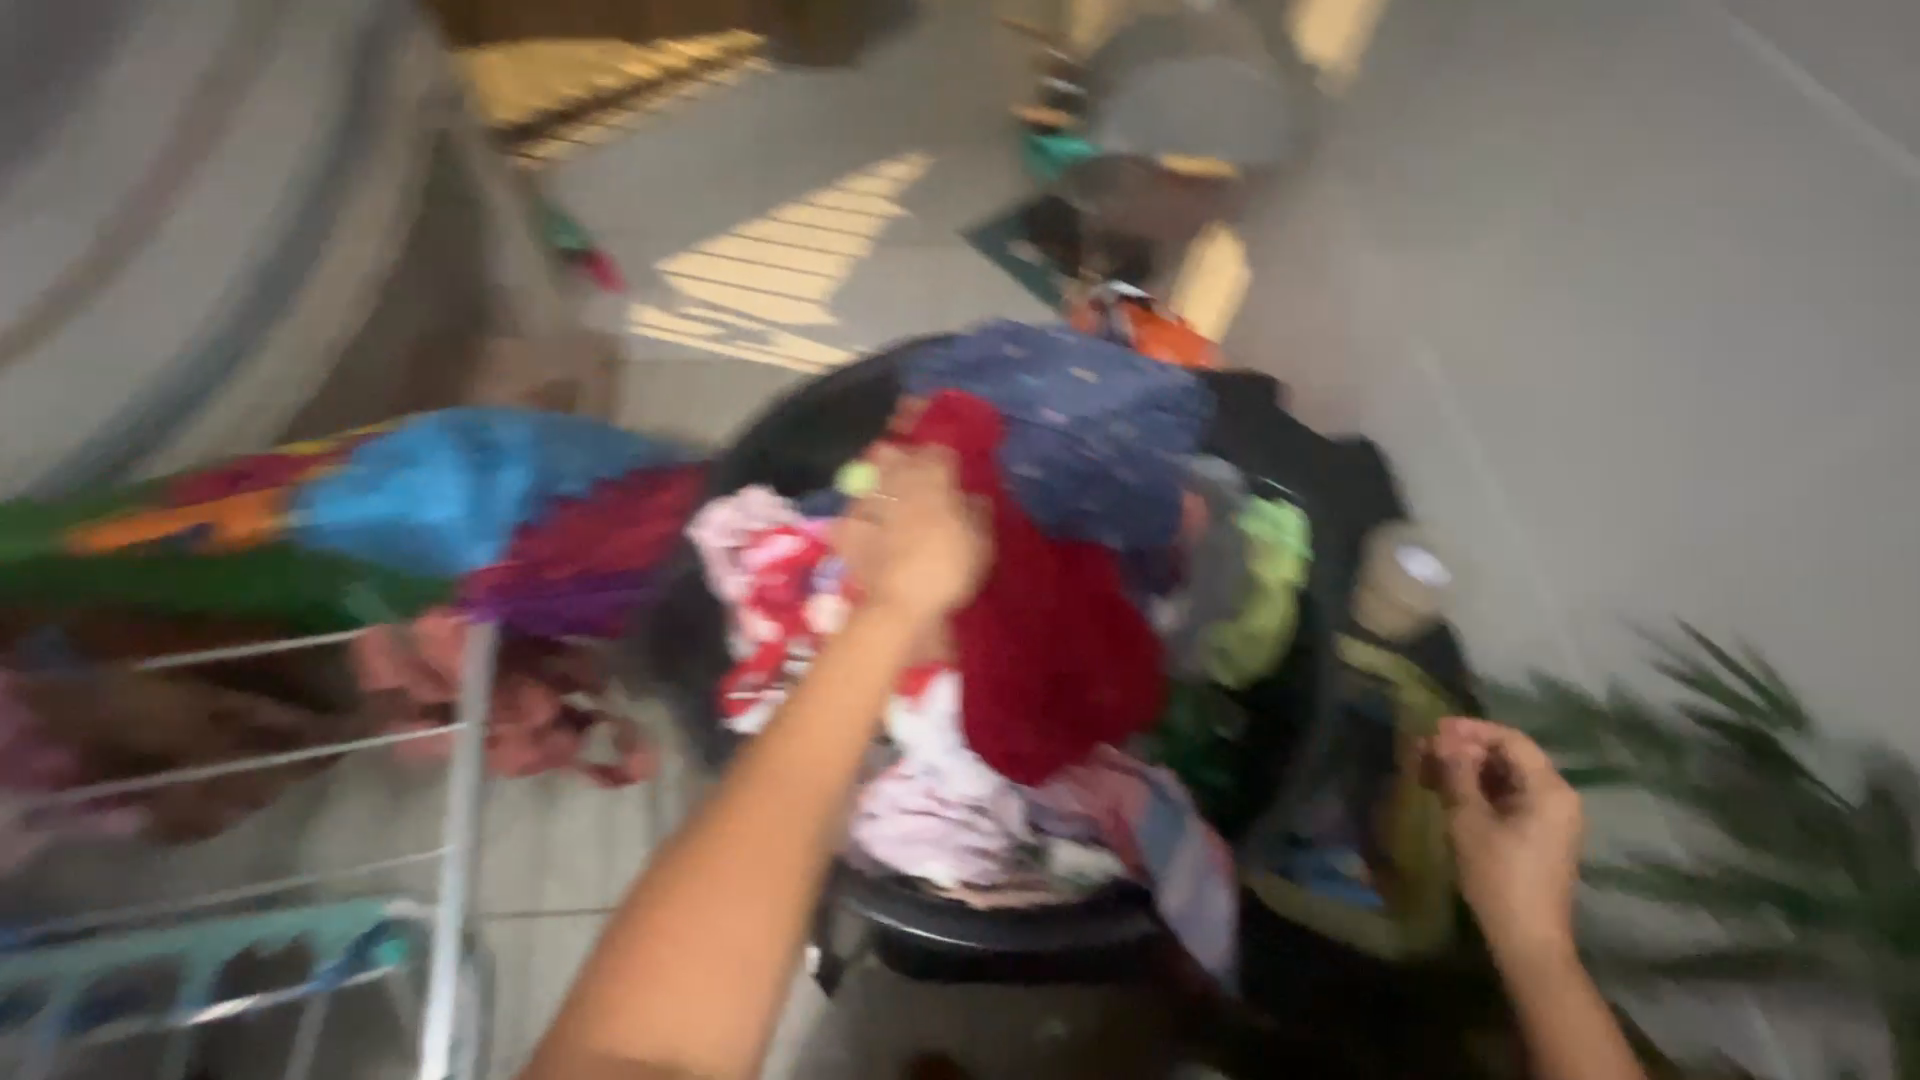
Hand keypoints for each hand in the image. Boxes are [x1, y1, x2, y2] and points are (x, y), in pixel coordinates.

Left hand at [858, 445, 989, 622]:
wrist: (902, 603)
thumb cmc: (949, 571)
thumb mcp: (980, 543)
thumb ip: (977, 514)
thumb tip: (973, 497)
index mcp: (934, 482)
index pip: (937, 451)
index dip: (942, 456)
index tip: (949, 467)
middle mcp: (898, 484)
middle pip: (894, 453)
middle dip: (902, 458)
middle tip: (913, 471)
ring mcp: (871, 504)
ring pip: (871, 479)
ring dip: (879, 483)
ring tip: (888, 497)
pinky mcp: (850, 528)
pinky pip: (852, 514)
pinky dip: (859, 517)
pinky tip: (866, 525)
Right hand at [1423, 717, 1584, 960]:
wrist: (1526, 936)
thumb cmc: (1498, 874)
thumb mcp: (1468, 819)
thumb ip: (1456, 772)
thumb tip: (1441, 739)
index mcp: (1549, 789)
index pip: (1510, 740)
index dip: (1470, 729)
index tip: (1431, 729)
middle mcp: (1557, 796)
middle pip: (1508, 756)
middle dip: (1463, 749)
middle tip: (1421, 750)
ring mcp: (1550, 816)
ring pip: (1504, 776)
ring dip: (1466, 768)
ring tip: (1425, 769)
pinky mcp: (1537, 832)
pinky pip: (1506, 795)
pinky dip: (1476, 788)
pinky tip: (1444, 791)